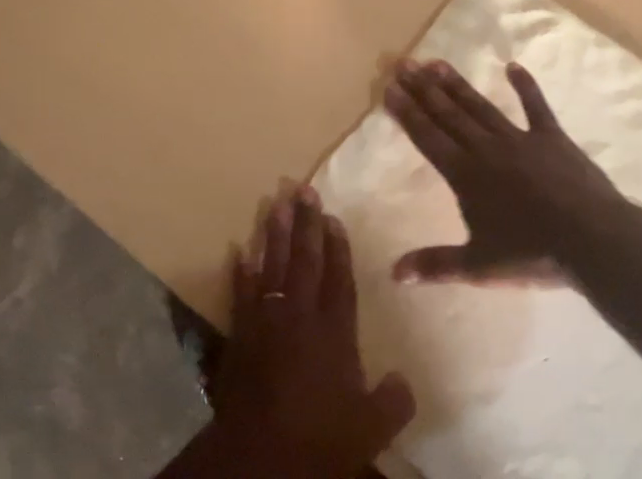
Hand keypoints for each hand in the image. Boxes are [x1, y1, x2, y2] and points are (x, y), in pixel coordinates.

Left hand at [208, 182, 415, 478]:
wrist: (259, 453)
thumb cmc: (320, 438)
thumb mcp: (371, 427)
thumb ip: (393, 400)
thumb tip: (402, 377)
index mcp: (335, 333)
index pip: (339, 279)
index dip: (337, 247)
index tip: (333, 217)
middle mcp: (300, 317)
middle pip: (304, 261)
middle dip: (305, 224)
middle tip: (302, 189)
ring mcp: (266, 322)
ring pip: (271, 266)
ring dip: (274, 234)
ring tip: (274, 202)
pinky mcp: (239, 334)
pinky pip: (240, 292)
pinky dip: (240, 270)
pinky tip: (239, 248)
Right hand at [383, 59, 624, 286]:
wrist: (593, 240)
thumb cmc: (532, 254)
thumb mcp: (479, 266)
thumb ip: (436, 265)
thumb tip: (394, 275)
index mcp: (465, 176)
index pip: (428, 138)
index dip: (407, 113)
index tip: (389, 88)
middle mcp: (486, 150)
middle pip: (449, 115)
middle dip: (423, 89)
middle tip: (403, 63)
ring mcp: (521, 140)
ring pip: (481, 107)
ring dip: (457, 85)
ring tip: (436, 62)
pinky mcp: (553, 139)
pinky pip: (536, 108)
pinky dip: (525, 87)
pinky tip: (513, 66)